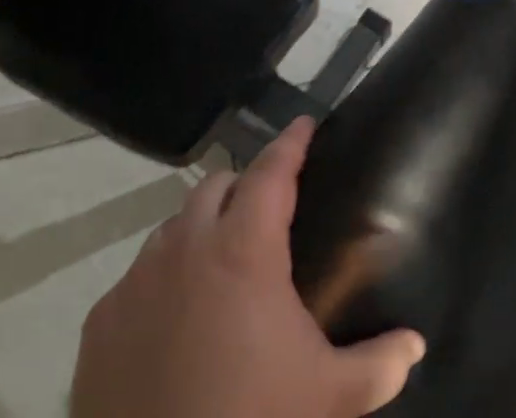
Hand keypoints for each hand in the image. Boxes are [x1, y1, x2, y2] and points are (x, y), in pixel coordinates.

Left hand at [71, 118, 425, 417]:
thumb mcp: (331, 396)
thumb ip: (381, 363)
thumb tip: (415, 345)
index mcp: (243, 253)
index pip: (270, 174)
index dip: (290, 144)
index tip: (305, 124)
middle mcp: (184, 251)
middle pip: (215, 188)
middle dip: (245, 185)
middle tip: (269, 209)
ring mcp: (135, 284)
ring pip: (171, 228)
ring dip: (201, 229)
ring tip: (223, 262)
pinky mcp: (101, 322)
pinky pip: (136, 278)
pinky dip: (162, 279)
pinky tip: (176, 316)